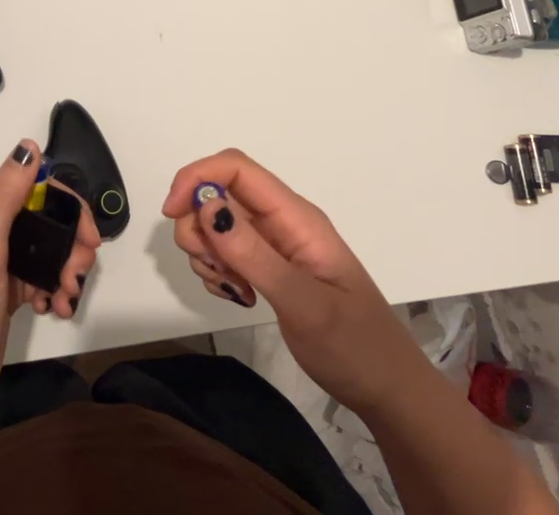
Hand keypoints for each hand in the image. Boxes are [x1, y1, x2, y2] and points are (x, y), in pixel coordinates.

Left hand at [0, 140, 99, 436]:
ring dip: (66, 271)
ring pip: (48, 251)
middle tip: (79, 273)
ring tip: (66, 296)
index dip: (68, 207)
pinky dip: (55, 291)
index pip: (34, 188)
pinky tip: (56, 308)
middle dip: (72, 244)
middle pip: (47, 221)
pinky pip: (42, 278)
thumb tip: (28, 144)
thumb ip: (7, 195)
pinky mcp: (7, 291)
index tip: (90, 237)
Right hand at [161, 148, 427, 414]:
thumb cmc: (357, 347)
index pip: (236, 168)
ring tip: (233, 289)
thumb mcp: (305, 304)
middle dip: (196, 224)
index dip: (196, 178)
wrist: (387, 391)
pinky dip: (214, 270)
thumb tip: (205, 206)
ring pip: (213, 223)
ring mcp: (273, 243)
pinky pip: (222, 251)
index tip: (171, 214)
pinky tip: (237, 296)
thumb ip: (253, 255)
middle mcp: (281, 221)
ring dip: (205, 252)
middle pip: (216, 193)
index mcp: (297, 217)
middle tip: (212, 267)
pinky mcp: (265, 266)